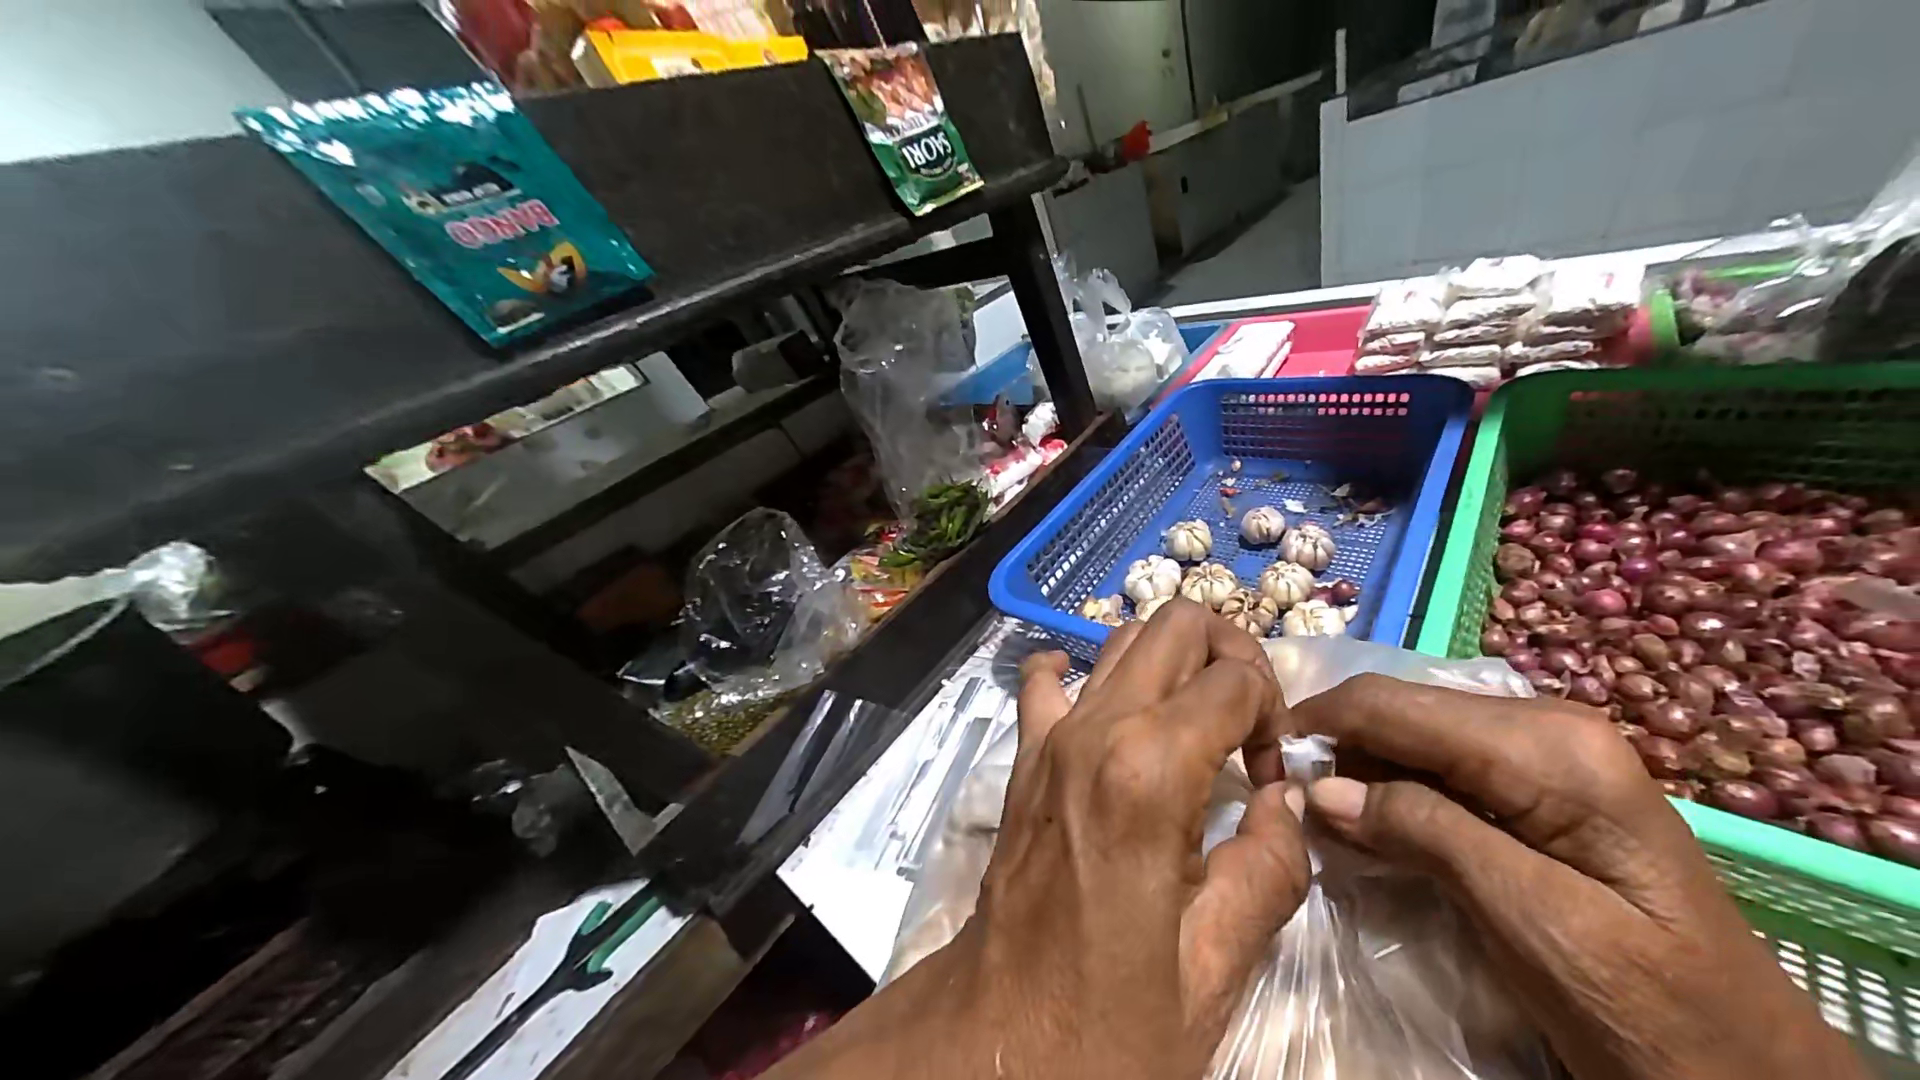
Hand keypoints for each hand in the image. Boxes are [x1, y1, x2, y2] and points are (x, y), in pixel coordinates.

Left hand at [767, 600, 1308, 1079]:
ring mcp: (1051, 733)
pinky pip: (1046, 678)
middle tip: (1248, 728)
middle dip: (1231, 656)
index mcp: (1150, 770)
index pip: (1237, 679)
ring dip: (1174, 660)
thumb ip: (1270, 865)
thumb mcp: (1218, 963)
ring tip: (1197, 722)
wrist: (999, 1037)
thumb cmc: (1111, 1017)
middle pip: (1177, 625)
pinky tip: (1109, 705)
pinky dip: (1084, 671)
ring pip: (1121, 638)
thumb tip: (1288, 800)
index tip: (1270, 785)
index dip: (1274, 720)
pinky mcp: (1025, 753)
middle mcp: (1096, 728)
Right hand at [1294, 675, 1868, 1079]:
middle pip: (1397, 707)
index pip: (1394, 706)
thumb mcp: (1532, 922)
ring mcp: (1542, 745)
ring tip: (1325, 814)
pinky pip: (1432, 756)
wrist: (1748, 1069)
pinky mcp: (1532, 774)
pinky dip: (1388, 782)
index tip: (1263, 764)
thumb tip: (1319, 789)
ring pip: (1407, 728)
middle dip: (1334, 744)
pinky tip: (1374, 819)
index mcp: (1552, 748)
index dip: (1317, 725)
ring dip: (1357, 765)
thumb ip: (1427, 835)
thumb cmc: (1649, 1007)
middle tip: (1288, 797)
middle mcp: (1547, 723)